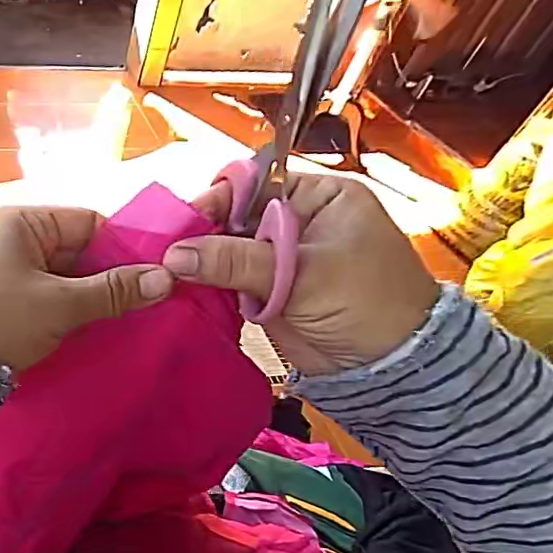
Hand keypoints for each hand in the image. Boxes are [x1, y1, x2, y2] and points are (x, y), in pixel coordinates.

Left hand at [0, 206, 174, 370]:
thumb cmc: (0, 319)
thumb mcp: (60, 304)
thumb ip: (113, 291)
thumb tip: (166, 279)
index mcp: (24, 222)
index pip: (89, 223)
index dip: (124, 247)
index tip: (153, 274)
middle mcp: (13, 237)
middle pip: (78, 251)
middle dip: (108, 276)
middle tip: (144, 301)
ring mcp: (5, 268)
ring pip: (64, 276)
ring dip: (89, 296)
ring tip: (124, 316)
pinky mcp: (0, 296)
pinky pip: (46, 294)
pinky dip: (67, 308)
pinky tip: (91, 325)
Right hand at [164, 171, 438, 376]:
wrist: (389, 368)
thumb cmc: (365, 303)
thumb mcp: (303, 274)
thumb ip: (238, 261)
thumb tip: (174, 255)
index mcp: (317, 198)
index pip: (256, 184)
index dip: (217, 200)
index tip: (181, 223)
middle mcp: (295, 222)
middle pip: (236, 217)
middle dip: (202, 234)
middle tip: (162, 252)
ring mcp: (280, 260)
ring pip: (229, 252)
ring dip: (202, 264)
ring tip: (164, 274)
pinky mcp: (269, 293)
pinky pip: (230, 283)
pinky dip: (210, 288)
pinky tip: (182, 291)